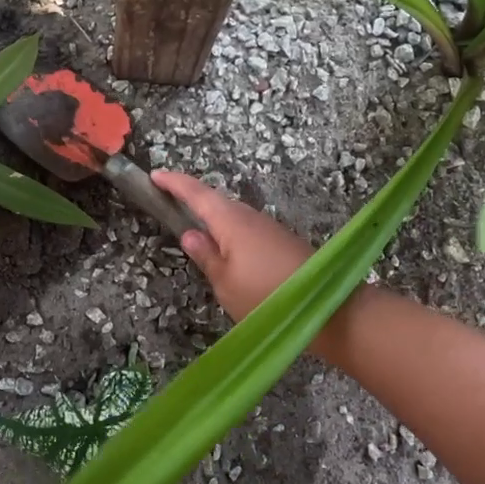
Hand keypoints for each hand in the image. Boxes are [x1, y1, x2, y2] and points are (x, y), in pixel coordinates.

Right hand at [154, 170, 365, 358]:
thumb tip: (190, 234)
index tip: (154, 174)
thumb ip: (206, 257)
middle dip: (192, 199)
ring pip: (232, 217)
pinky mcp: (282, 243)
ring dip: (213, 219)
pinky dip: (230, 233)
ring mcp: (268, 228)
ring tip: (195, 232)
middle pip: (215, 201)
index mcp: (230, 221)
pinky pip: (247, 230)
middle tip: (170, 202)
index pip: (196, 193)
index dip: (174, 182)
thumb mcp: (226, 284)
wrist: (330, 308)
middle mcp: (249, 216)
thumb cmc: (267, 297)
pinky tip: (228, 253)